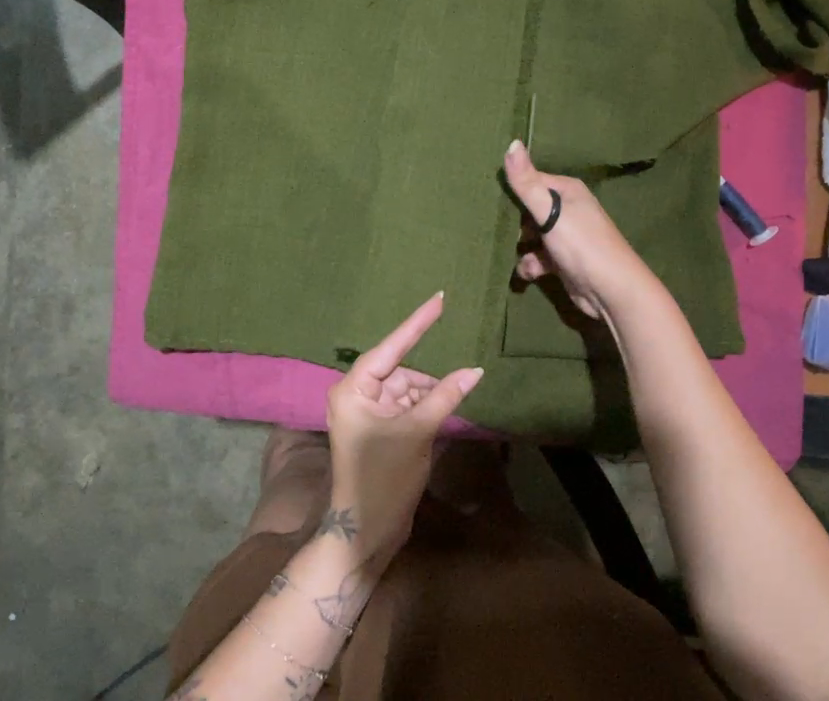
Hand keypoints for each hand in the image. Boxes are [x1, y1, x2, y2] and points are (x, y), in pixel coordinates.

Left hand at [323, 294, 483, 569]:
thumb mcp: (416, 433)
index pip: (391, 347)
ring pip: (408, 394)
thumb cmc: (383, 477)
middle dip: (427, 386)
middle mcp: (356, 397)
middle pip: (402, 374)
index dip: (417, 323)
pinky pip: (406, 412)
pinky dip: (425, 416)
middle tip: (450, 402)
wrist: (366, 530)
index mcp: (354, 389)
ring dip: (428, 404)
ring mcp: (367, 417)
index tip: (439, 299)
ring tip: (437, 429)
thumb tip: (474, 370)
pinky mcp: (378, 435)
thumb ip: (444, 397)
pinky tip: (439, 429)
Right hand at [503, 140, 653, 317]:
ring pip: (530, 235)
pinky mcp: (563, 260)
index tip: (487, 199)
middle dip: (512, 222)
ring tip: (510, 253)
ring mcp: (566, 236)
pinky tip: (530, 273)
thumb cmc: (581, 244)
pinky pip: (537, 257)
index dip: (511, 189)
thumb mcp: (550, 211)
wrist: (611, 291)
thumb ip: (526, 182)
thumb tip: (512, 142)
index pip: (530, 180)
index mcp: (567, 191)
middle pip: (528, 209)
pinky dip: (530, 265)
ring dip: (519, 247)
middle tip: (494, 230)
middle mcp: (567, 209)